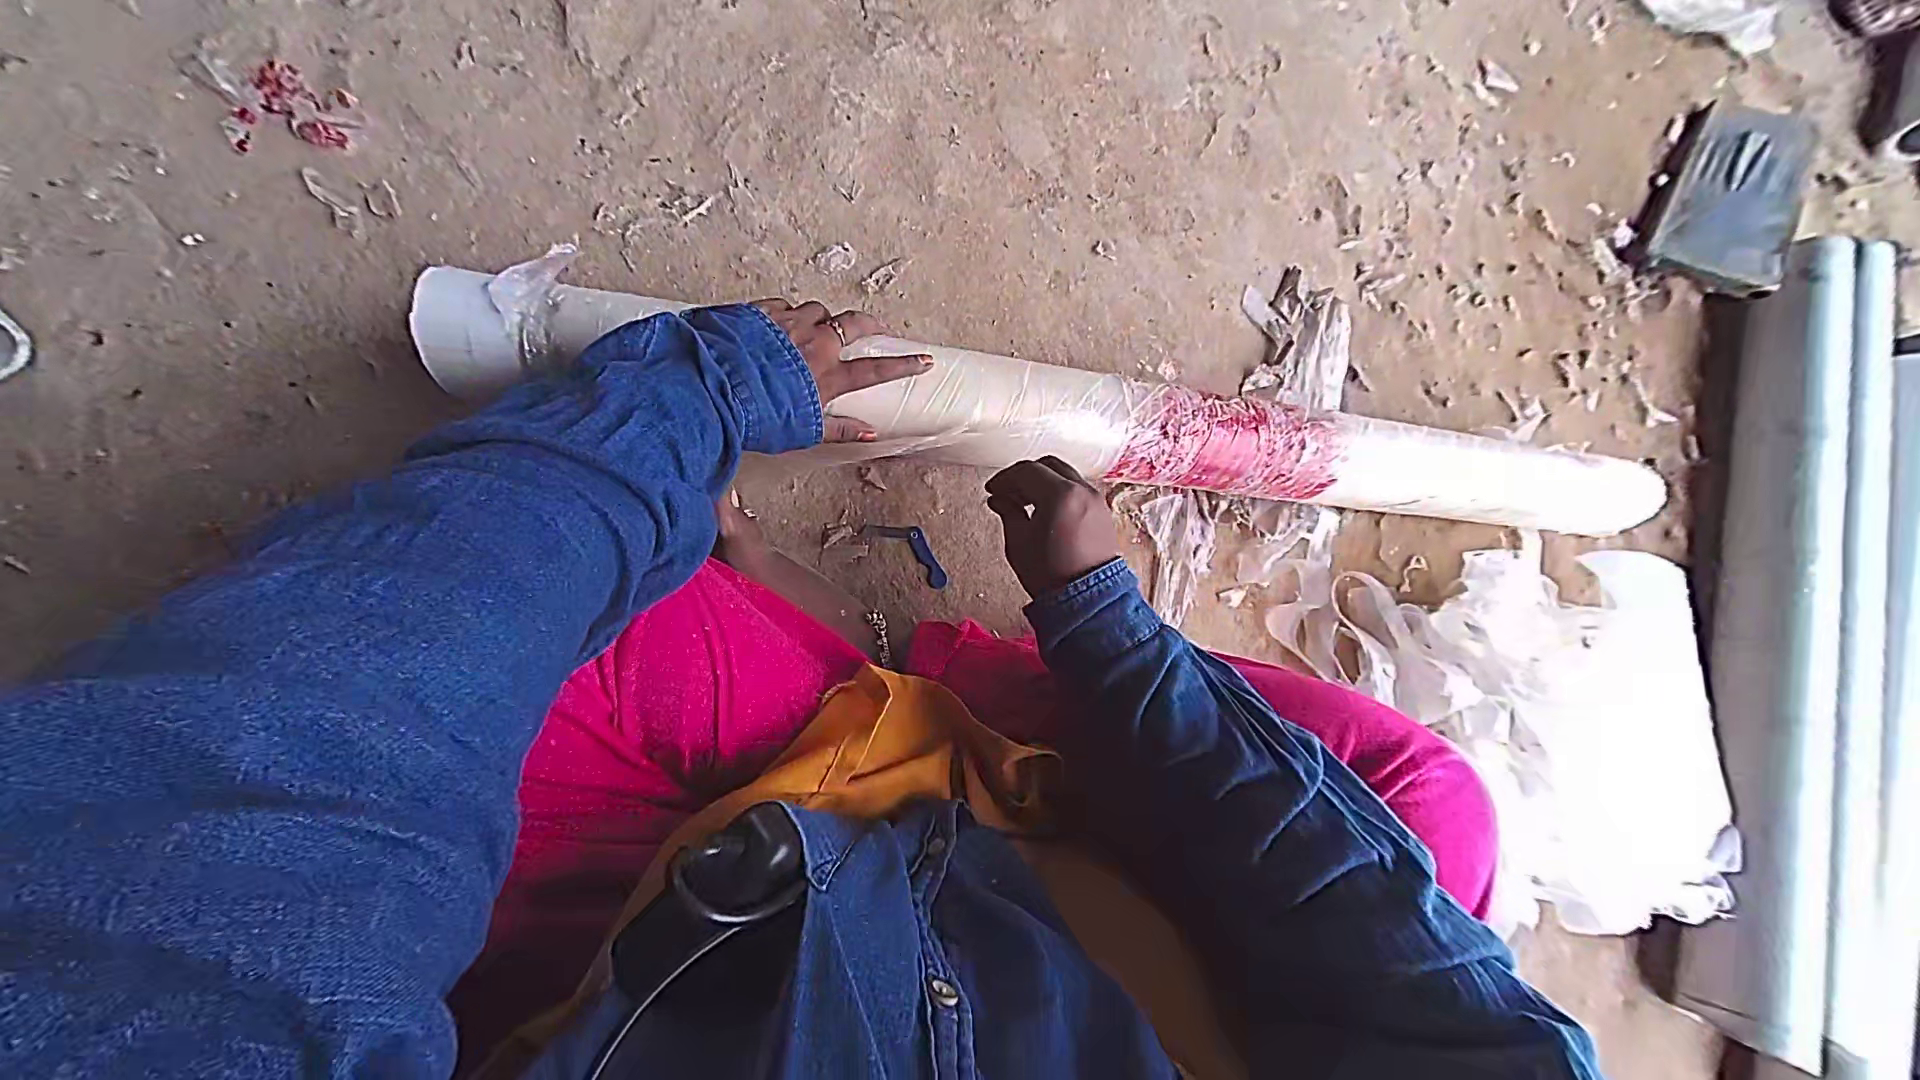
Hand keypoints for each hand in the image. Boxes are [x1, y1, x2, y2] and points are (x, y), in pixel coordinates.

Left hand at [752, 300, 931, 442]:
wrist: (709, 389)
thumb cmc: (756, 418)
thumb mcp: (803, 431)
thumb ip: (839, 429)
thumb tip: (870, 433)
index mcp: (829, 375)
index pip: (877, 369)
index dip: (904, 365)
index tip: (924, 360)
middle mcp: (815, 344)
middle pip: (853, 324)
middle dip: (869, 325)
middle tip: (875, 328)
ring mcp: (788, 323)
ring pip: (816, 310)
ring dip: (821, 319)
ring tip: (815, 330)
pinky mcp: (761, 312)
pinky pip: (782, 306)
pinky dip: (786, 315)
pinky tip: (778, 326)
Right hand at [985, 457, 1119, 598]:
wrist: (1088, 601)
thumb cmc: (1054, 576)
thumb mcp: (1019, 542)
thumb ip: (1008, 512)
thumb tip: (1001, 500)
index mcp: (1060, 495)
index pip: (1027, 471)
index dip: (1004, 478)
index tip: (993, 489)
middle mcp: (1083, 492)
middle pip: (1048, 466)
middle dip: (1024, 475)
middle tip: (1007, 490)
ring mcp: (1096, 501)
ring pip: (1065, 476)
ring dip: (1043, 482)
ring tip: (1024, 502)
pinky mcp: (1102, 514)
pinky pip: (1078, 491)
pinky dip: (1059, 492)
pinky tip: (1045, 509)